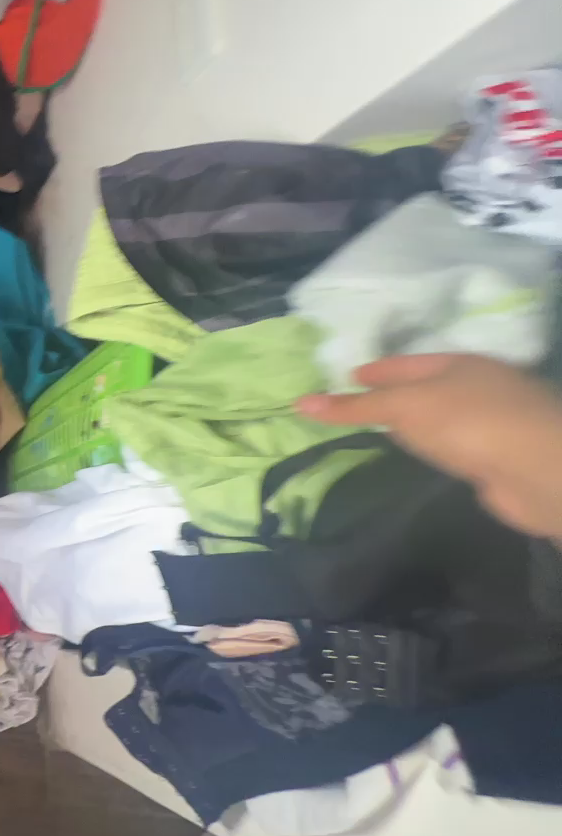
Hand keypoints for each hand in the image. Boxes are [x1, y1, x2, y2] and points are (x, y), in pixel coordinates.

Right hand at [297, 353, 561, 538]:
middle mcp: (484, 386)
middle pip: (425, 387)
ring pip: (441, 415)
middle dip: (392, 395)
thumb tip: (298, 402)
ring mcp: (499, 420)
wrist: (548, 473)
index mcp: (462, 365)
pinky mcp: (505, 452)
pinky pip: (455, 441)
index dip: (374, 370)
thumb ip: (351, 406)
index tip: (343, 379)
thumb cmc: (469, 423)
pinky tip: (419, 451)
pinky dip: (434, 443)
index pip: (405, 363)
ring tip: (380, 430)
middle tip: (353, 405)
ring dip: (415, 422)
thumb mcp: (400, 408)